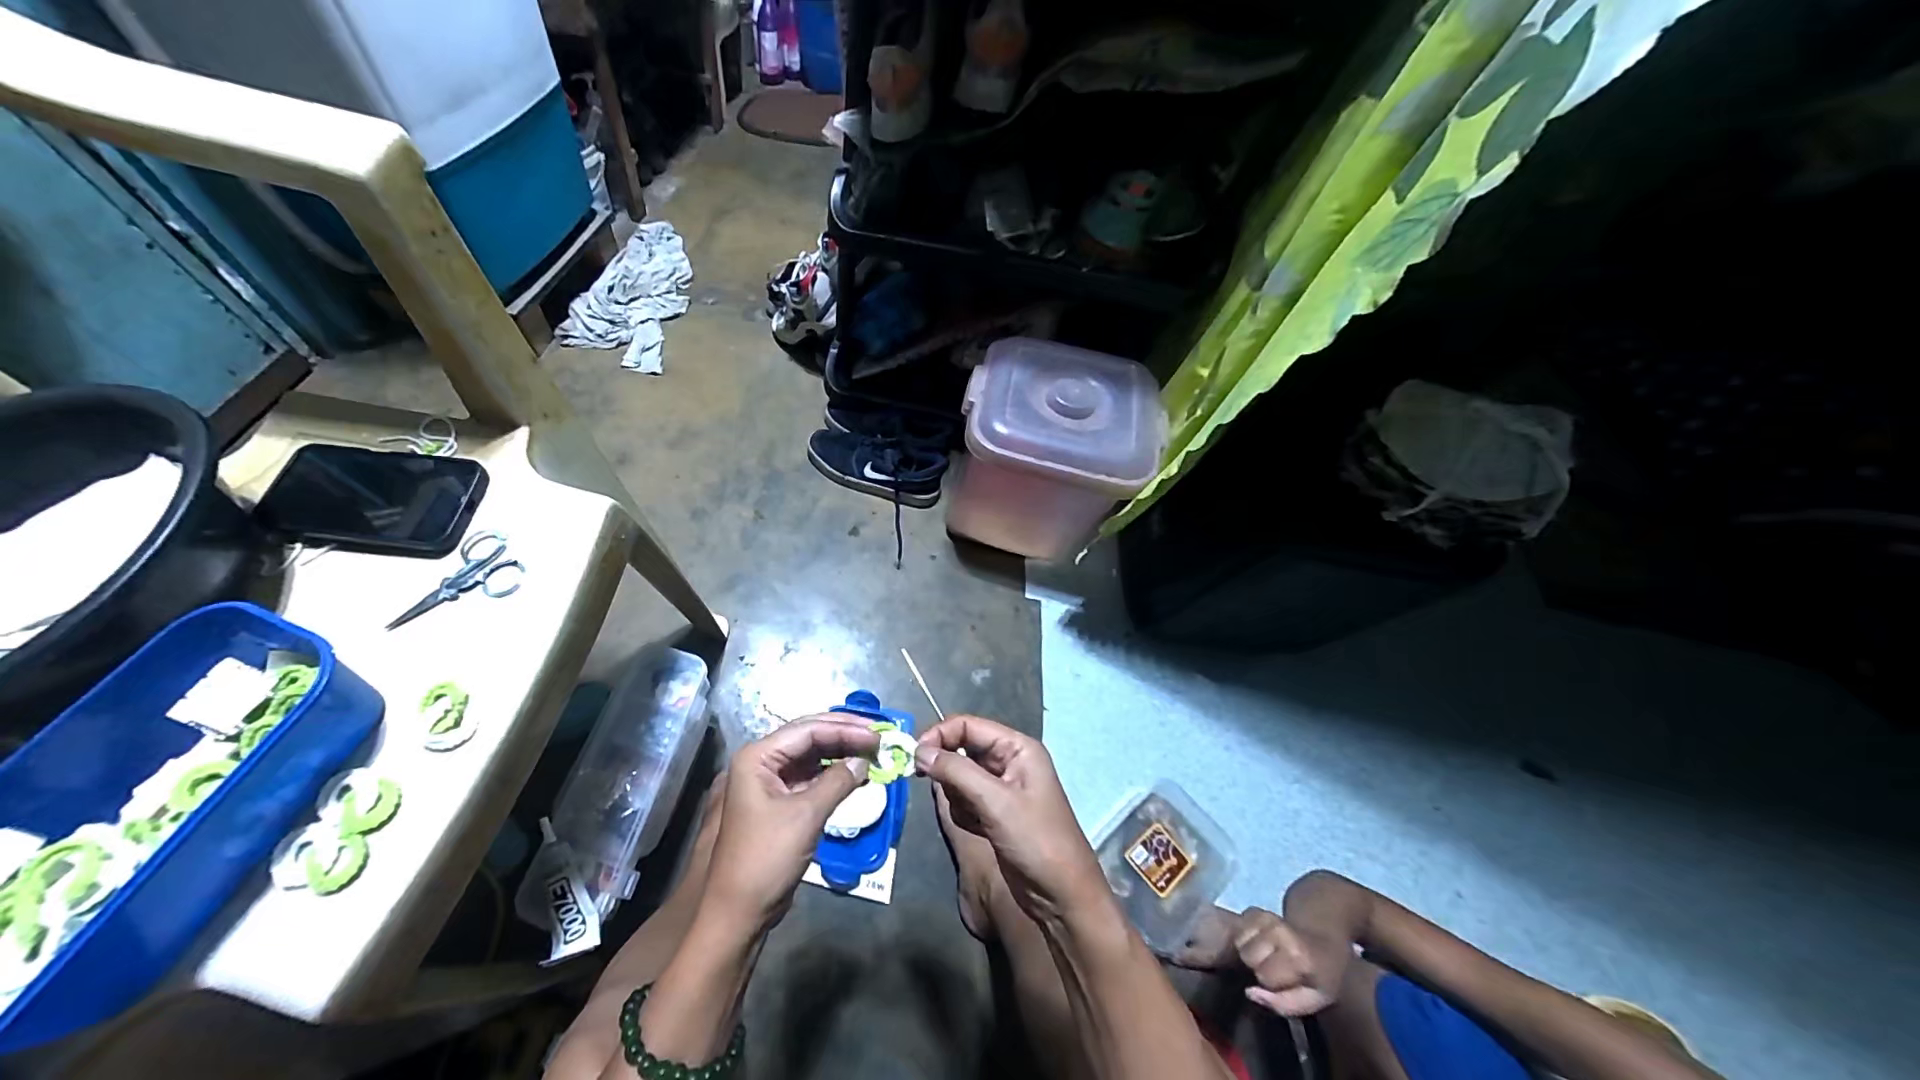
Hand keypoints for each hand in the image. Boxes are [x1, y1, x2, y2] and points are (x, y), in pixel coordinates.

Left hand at [703, 717, 877, 930]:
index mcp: (757, 757)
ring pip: (812, 756)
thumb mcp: (806, 815)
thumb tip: (865, 760)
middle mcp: (761, 763)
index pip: (808, 730)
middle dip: (845, 735)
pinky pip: (811, 777)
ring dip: (842, 754)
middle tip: (879, 737)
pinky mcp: (780, 802)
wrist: (739, 911)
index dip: (845, 729)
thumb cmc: (766, 857)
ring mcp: (770, 783)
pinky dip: (834, 774)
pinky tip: (857, 775)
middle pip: (809, 737)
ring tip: (873, 754)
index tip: (877, 735)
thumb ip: (838, 781)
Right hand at [914, 714, 1107, 926]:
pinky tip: (978, 830)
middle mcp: (1009, 762)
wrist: (1060, 895)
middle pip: (962, 750)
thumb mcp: (994, 802)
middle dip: (948, 770)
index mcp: (1017, 748)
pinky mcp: (995, 812)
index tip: (915, 756)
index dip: (940, 735)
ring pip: (959, 777)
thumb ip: (955, 771)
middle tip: (939, 789)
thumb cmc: (1035, 841)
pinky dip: (964, 813)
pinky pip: (965, 800)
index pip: (968, 726)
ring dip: (957, 797)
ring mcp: (1002, 788)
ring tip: (975, 819)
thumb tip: (919, 751)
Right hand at [1176, 907, 1350, 1016]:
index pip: (1266, 977)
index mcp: (1300, 954)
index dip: (1273, 983)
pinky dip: (1244, 938)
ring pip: (1240, 944)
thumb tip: (1250, 995)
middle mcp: (1280, 930)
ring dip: (1250, 952)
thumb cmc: (1323, 966)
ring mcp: (1265, 915)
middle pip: (1250, 959)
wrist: (1325, 922)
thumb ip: (1285, 1003)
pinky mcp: (1255, 908)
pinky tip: (1257, 940)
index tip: (1284, 981)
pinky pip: (1237, 930)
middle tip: (1274, 967)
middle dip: (1260, 966)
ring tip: (1267, 954)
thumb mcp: (1318, 996)